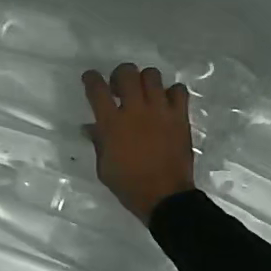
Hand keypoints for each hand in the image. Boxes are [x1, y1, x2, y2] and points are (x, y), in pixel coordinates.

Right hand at [82, 63, 195, 221]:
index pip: (97, 89)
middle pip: (126, 73)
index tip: (90, 78)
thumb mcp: (104, 168)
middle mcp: (135, 110)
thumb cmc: (130, 186)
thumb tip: (90, 127)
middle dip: (120, 75)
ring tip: (144, 93)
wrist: (165, 197)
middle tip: (120, 88)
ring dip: (145, 80)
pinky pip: (178, 90)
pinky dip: (172, 92)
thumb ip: (98, 142)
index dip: (91, 79)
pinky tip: (167, 103)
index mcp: (112, 124)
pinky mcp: (180, 117)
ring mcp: (160, 111)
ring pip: (152, 75)